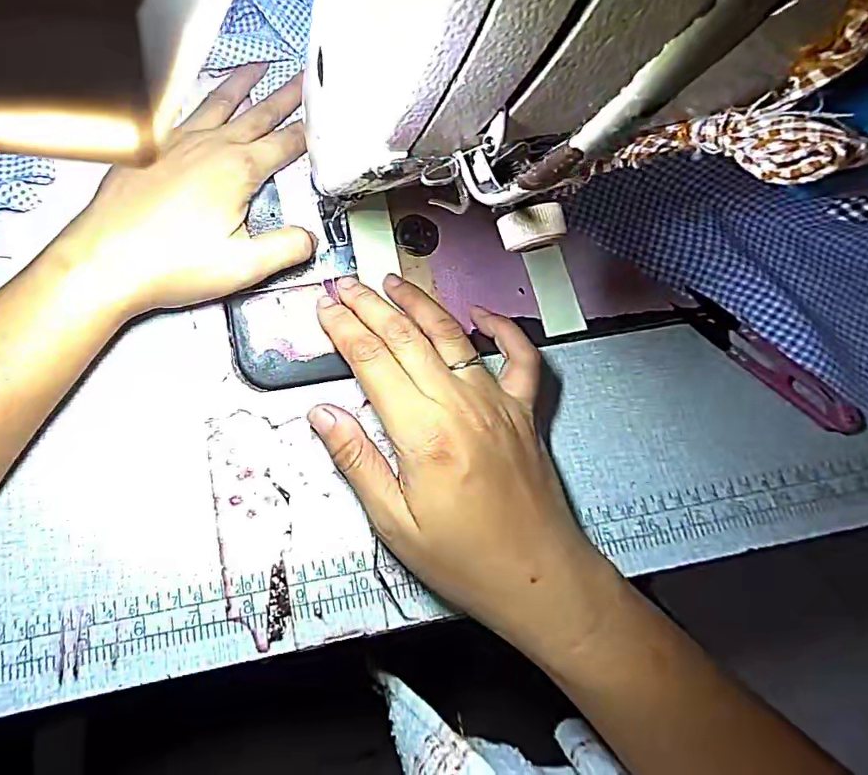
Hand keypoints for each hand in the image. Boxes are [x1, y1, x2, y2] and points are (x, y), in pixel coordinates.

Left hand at [51, 64, 314, 319]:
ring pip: (219, 103)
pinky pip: (182, 114)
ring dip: (243, 84)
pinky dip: (199, 100)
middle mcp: (207, 147)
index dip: (309, 132)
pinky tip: (198, 102)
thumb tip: (307, 239)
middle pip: (258, 114)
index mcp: (236, 170)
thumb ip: (284, 249)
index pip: (286, 144)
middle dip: (286, 94)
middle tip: (303, 76)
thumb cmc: (162, 264)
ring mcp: (176, 144)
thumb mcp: (240, 267)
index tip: (322, 120)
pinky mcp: (150, 150)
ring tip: (258, 68)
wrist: (104, 261)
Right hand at [309, 275, 629, 661]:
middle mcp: (460, 406)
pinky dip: (503, 329)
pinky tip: (481, 313)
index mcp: (423, 433)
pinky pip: (519, 359)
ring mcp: (495, 404)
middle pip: (404, 336)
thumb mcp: (393, 522)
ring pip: (450, 336)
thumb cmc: (468, 561)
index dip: (343, 327)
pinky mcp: (522, 413)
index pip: (371, 360)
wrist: (544, 586)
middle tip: (345, 285)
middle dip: (369, 304)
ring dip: (417, 303)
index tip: (325, 308)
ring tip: (391, 282)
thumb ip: (355, 460)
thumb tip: (323, 414)